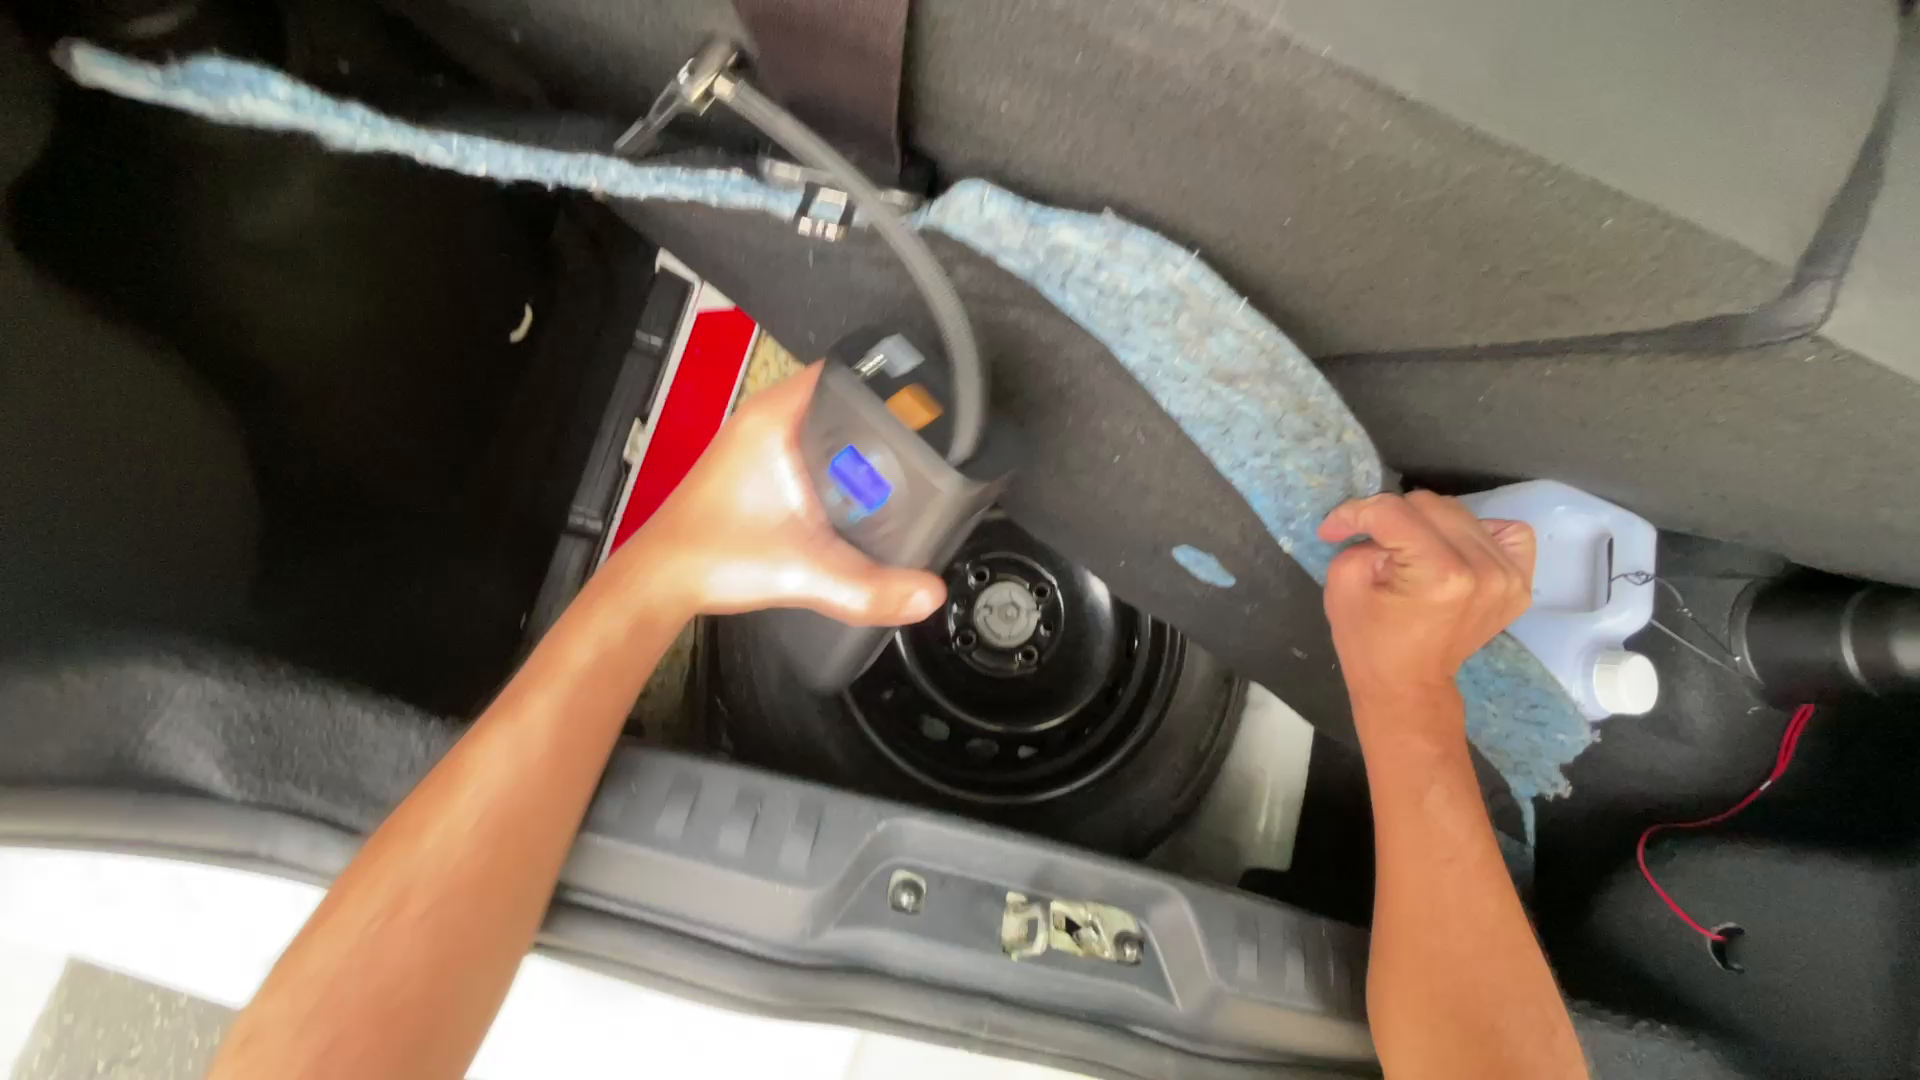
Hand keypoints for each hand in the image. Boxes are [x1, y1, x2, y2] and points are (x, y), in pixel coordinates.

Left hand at [613, 363, 946, 625]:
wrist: (662, 579)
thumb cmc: (709, 558)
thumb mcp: (803, 573)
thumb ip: (869, 588)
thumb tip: (927, 593)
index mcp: (776, 419)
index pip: (846, 372)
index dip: (892, 387)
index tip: (927, 408)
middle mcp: (766, 418)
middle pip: (844, 397)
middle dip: (884, 421)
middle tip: (924, 449)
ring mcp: (761, 438)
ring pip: (828, 422)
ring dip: (860, 443)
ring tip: (900, 470)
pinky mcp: (760, 462)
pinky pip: (813, 444)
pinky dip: (839, 461)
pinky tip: (857, 493)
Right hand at [1317, 491, 1535, 710]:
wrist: (1407, 685)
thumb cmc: (1367, 643)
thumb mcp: (1343, 586)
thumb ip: (1359, 542)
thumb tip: (1376, 527)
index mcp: (1439, 573)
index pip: (1392, 513)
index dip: (1353, 514)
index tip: (1331, 530)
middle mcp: (1483, 569)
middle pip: (1428, 505)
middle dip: (1387, 517)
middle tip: (1366, 541)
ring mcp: (1508, 576)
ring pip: (1459, 513)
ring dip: (1424, 524)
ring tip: (1406, 549)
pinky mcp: (1520, 582)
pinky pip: (1507, 533)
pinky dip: (1475, 531)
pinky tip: (1452, 548)